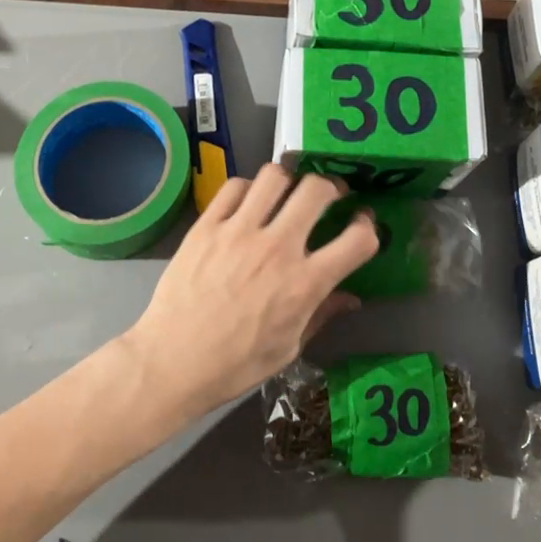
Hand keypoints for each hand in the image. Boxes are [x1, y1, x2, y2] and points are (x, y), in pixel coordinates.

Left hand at [124, 163, 378, 414]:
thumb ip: (321, 314)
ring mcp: (238, 232)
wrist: (171, 364)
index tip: (362, 224)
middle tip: (327, 197)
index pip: (358, 239)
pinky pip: (234, 186)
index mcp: (304, 284)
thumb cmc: (235, 365)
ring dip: (289, 181)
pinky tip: (248, 204)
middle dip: (331, 187)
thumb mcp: (288, 348)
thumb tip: (351, 298)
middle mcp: (277, 249)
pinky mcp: (206, 226)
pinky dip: (248, 189)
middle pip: (317, 190)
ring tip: (286, 194)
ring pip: (275, 176)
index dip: (368, 226)